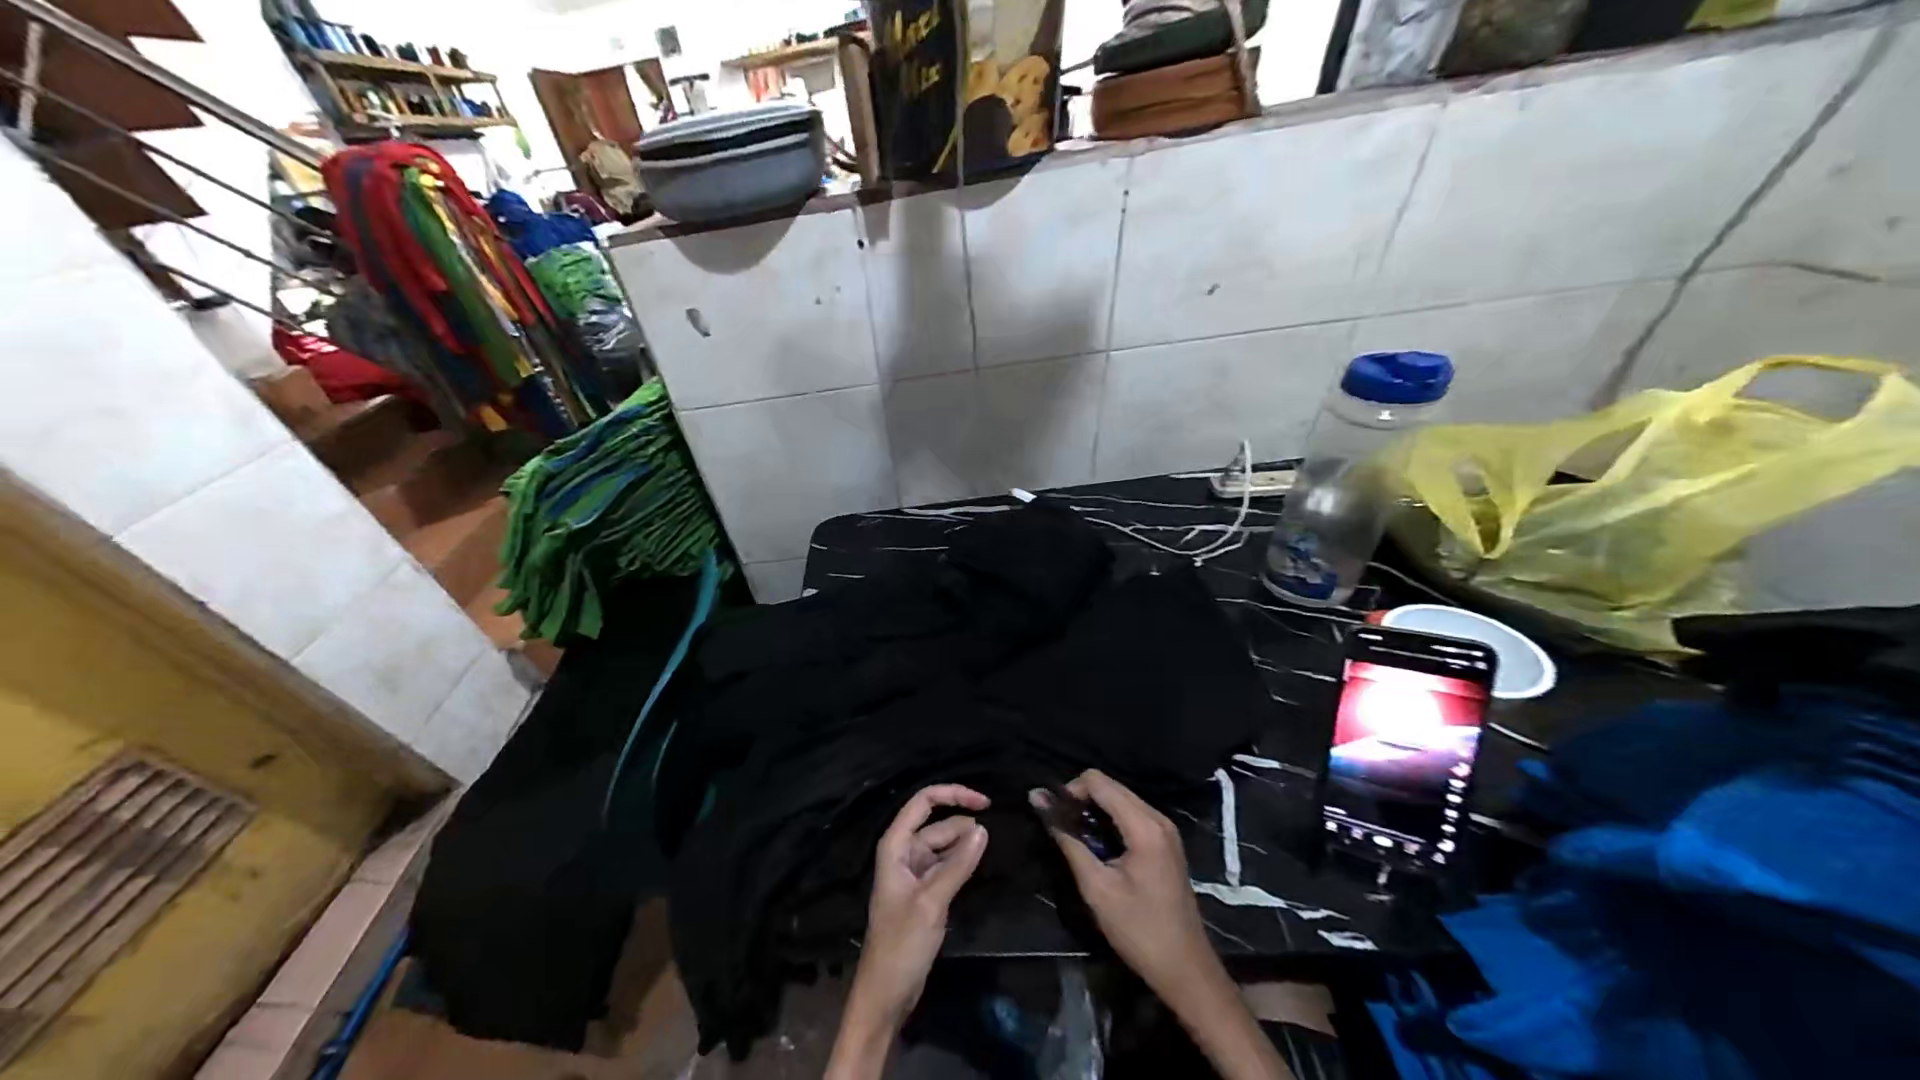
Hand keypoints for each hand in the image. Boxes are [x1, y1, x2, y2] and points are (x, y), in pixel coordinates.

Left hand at [828, 785, 989, 1079]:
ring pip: (944, 845)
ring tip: (991, 848)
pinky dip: (962, 862)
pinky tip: (979, 865)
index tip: (986, 802)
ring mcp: (914, 873)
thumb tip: (984, 829)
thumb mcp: (932, 902)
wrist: (886, 993)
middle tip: (995, 836)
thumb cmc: (901, 944)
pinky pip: (946, 866)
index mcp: (895, 846)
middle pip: (937, 824)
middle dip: (964, 824)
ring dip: (965, 844)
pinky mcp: (925, 893)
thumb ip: (958, 864)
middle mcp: (903, 853)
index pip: (923, 802)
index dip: (953, 794)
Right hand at [1030, 769, 1213, 999]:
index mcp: (1144, 825)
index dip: (1070, 792)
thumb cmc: (1138, 930)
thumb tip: (1038, 801)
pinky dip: (1110, 820)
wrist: (1185, 968)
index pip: (1098, 781)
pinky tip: (1098, 846)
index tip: (1054, 817)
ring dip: (1095, 810)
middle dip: (1081, 800)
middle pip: (1111, 786)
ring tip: (1076, 838)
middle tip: (1061, 828)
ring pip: (1121, 799)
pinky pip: (1132, 814)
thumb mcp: (1096, 887)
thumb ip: (1068, 840)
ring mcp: (1166, 829)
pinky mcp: (1166, 842)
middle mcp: (1158, 818)